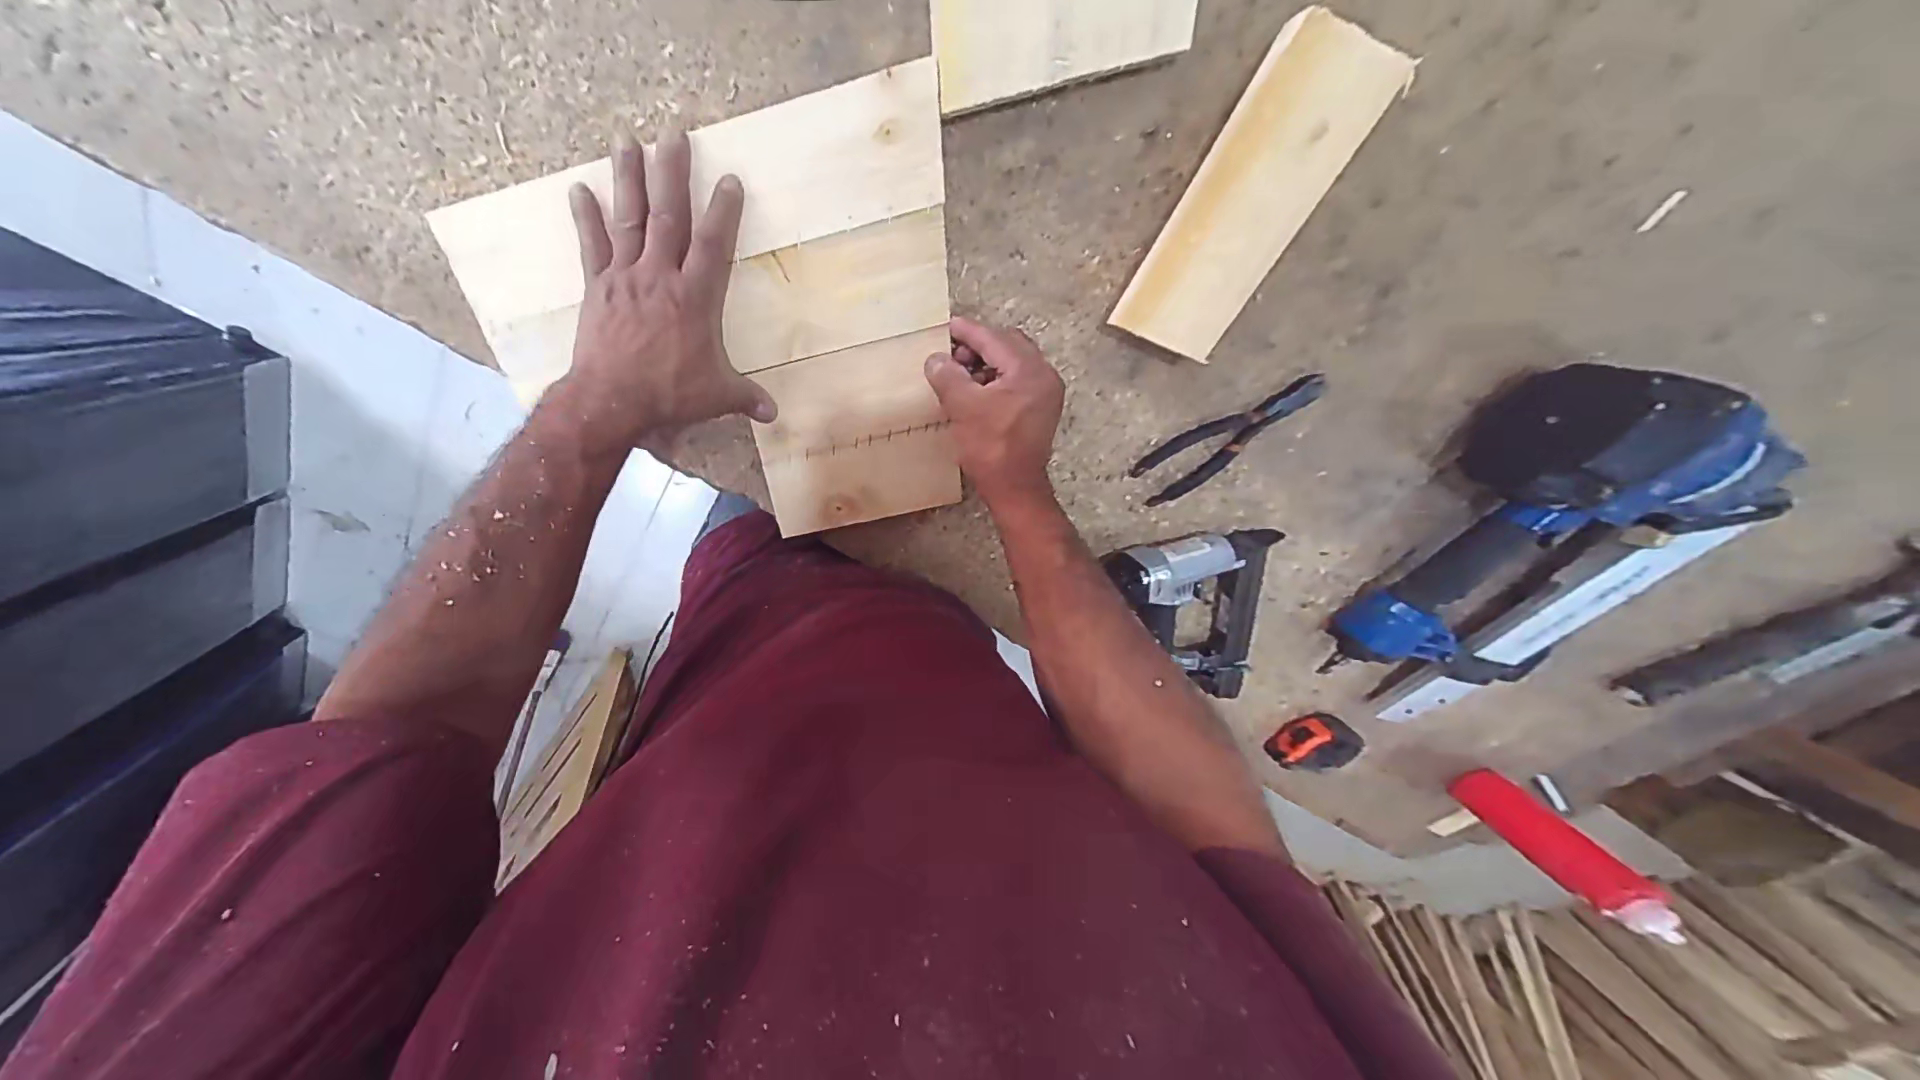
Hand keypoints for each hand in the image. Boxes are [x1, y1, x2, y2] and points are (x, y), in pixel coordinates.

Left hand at [553, 131, 775, 456]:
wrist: (612, 400)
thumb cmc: (670, 394)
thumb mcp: (717, 396)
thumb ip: (746, 396)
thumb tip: (773, 413)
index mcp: (696, 298)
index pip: (713, 243)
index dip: (724, 211)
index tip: (729, 180)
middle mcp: (661, 277)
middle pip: (669, 215)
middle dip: (673, 172)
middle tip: (674, 133)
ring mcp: (626, 278)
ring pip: (630, 219)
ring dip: (630, 179)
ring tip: (629, 141)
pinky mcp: (598, 288)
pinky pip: (592, 246)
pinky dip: (586, 218)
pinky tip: (580, 190)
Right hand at [924, 317, 1064, 506]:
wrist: (1015, 488)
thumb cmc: (990, 447)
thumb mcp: (963, 407)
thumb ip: (948, 375)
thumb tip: (936, 359)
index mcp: (1028, 370)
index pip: (994, 339)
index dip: (967, 332)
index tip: (946, 327)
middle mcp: (1044, 375)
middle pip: (1008, 345)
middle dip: (978, 347)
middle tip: (951, 356)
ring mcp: (1046, 393)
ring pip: (1013, 363)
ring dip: (987, 363)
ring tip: (961, 376)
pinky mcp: (1041, 409)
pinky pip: (1018, 380)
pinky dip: (997, 379)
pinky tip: (977, 391)